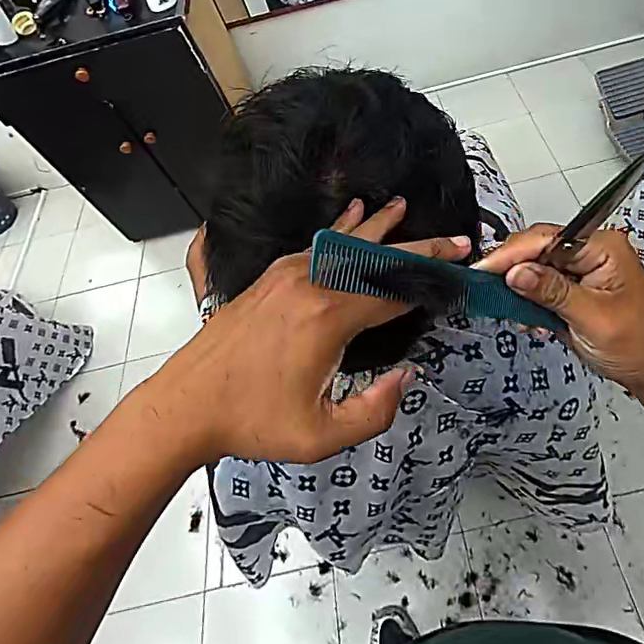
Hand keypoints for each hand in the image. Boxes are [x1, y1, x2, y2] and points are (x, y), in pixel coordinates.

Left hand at [148, 198, 467, 463]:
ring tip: (401, 207)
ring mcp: (289, 275)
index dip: (432, 283)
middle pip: (379, 258)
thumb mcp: (320, 435)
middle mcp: (312, 286)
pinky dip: (342, 229)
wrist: (184, 406)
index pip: (396, 291)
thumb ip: (374, 411)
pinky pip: (319, 244)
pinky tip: (352, 216)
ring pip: (347, 242)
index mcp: (329, 318)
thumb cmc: (248, 420)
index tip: (458, 274)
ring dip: (380, 225)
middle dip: (422, 248)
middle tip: (454, 241)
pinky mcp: (273, 276)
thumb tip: (404, 379)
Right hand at [474, 225, 643, 396]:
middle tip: (485, 286)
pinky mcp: (574, 286)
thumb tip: (518, 272)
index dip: (513, 254)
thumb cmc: (641, 344)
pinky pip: (542, 283)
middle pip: (538, 248)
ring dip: (518, 285)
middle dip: (511, 268)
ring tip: (504, 303)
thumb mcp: (593, 318)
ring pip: (536, 265)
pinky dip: (528, 298)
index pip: (547, 238)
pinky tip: (523, 313)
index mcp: (603, 247)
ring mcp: (582, 268)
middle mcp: (592, 251)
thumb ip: (553, 292)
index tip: (487, 269)